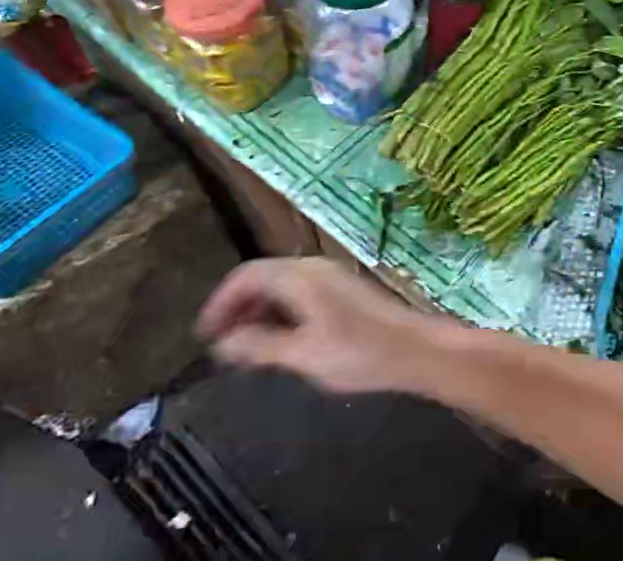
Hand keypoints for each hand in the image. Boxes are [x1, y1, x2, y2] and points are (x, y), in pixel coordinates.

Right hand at [196, 258, 440, 394]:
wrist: (417, 349)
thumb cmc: (359, 353)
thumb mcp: (304, 355)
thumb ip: (261, 346)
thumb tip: (223, 343)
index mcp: (298, 276)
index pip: (246, 276)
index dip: (221, 301)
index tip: (205, 331)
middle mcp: (310, 267)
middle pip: (262, 277)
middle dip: (237, 306)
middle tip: (222, 341)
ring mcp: (327, 275)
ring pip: (279, 284)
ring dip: (258, 310)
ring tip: (245, 345)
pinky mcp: (339, 289)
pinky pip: (296, 291)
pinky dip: (279, 311)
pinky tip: (279, 339)